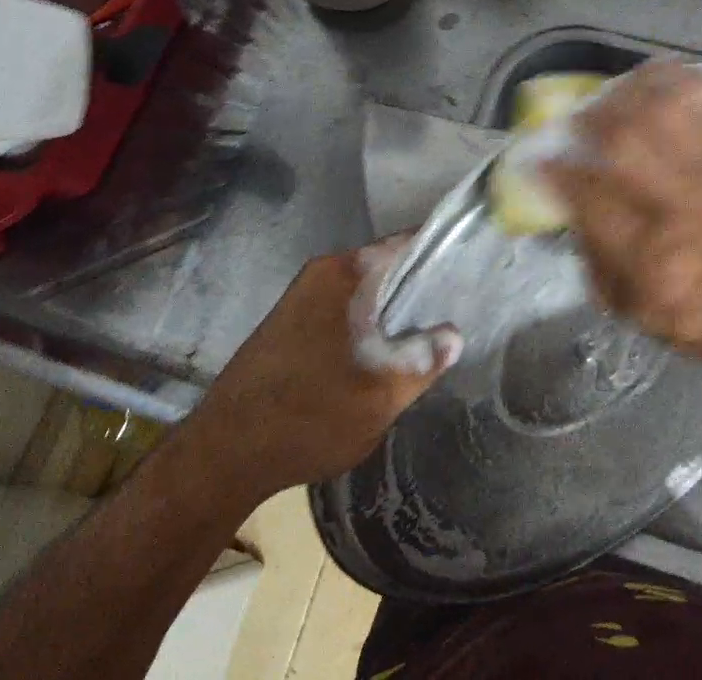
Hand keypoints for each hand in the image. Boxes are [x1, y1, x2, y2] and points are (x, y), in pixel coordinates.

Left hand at [183, 240, 459, 500]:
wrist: (225, 456)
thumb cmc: (307, 418)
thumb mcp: (379, 397)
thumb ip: (422, 362)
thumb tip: (456, 335)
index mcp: (341, 275)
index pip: (405, 245)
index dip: (441, 254)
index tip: (477, 267)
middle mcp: (320, 276)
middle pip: (387, 269)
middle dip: (424, 287)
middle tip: (468, 306)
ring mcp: (303, 302)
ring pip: (368, 296)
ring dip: (399, 312)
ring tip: (443, 330)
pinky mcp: (294, 330)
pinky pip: (348, 314)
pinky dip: (374, 327)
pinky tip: (397, 353)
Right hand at [546, 63, 701, 367]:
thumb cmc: (683, 313)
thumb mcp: (621, 302)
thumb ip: (589, 247)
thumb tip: (562, 195)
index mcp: (647, 255)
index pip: (590, 196)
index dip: (554, 169)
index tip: (533, 157)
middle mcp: (681, 210)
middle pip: (628, 143)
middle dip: (590, 122)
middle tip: (573, 121)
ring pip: (668, 114)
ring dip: (631, 95)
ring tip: (611, 97)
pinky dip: (679, 84)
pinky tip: (654, 80)